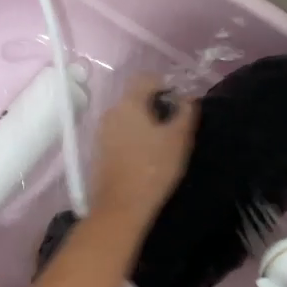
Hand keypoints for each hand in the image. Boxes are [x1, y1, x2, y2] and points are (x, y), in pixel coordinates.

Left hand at [88, 75, 196, 221]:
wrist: (120, 207)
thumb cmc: (153, 169)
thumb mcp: (178, 139)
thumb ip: (186, 112)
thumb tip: (188, 97)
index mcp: (128, 103)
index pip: (147, 78)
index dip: (167, 85)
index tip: (182, 103)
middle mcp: (111, 111)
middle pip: (136, 97)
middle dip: (157, 105)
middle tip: (176, 124)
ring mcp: (101, 131)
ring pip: (128, 116)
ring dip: (145, 122)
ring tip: (163, 142)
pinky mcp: (99, 150)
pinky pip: (120, 132)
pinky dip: (134, 136)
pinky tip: (146, 155)